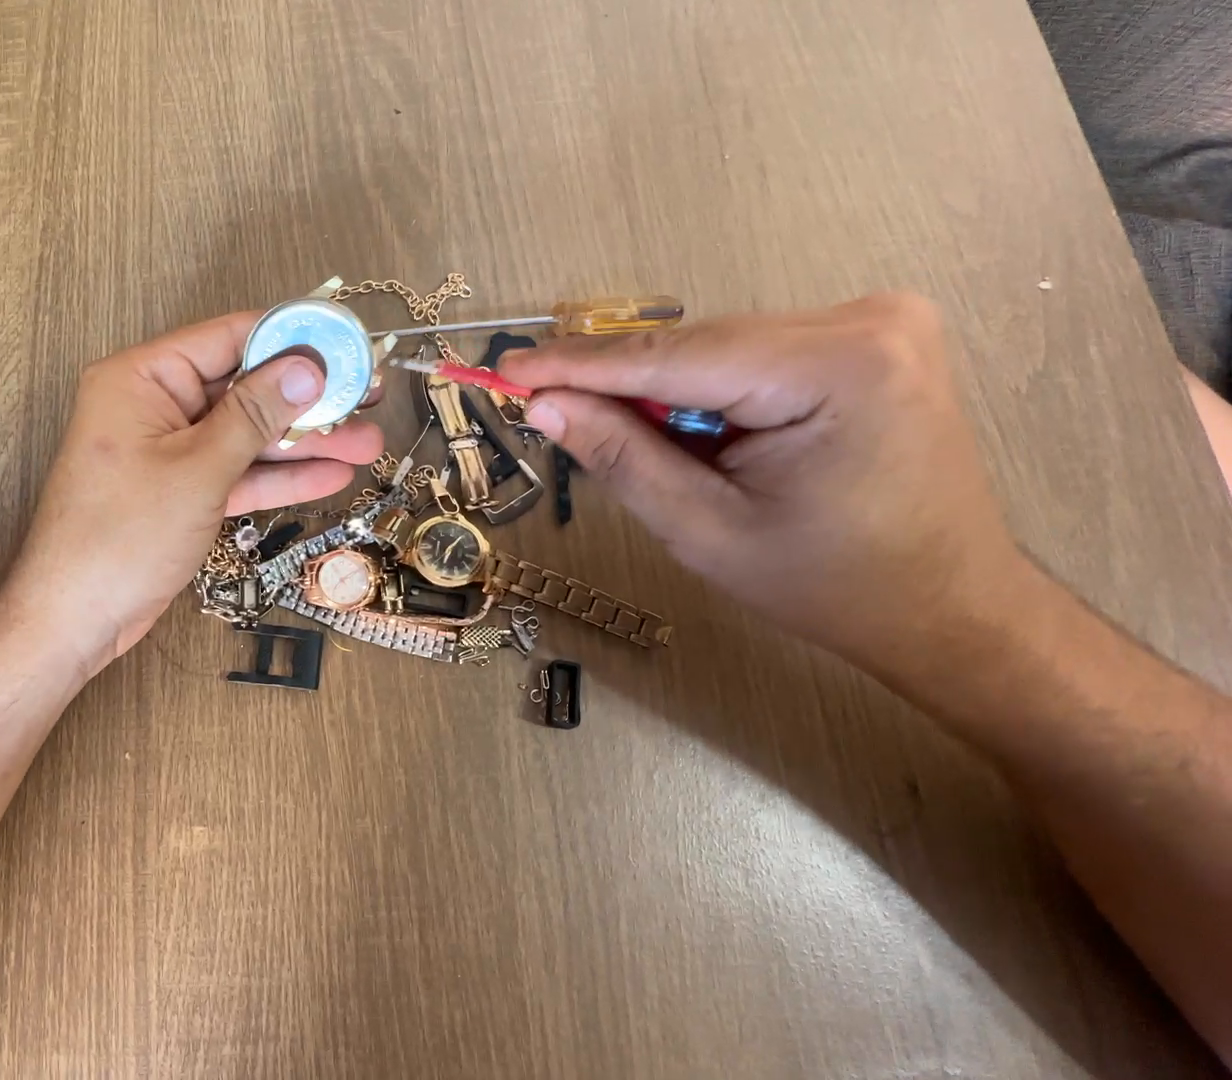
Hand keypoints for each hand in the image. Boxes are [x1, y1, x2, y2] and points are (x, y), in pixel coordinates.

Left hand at [6, 312, 382, 667]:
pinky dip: (277, 476)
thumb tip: (306, 367)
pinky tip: (328, 475)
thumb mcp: (198, 468)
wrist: (76, 618)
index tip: (346, 344)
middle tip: (366, 397)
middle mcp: (154, 405)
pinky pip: (235, 471)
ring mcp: (168, 450)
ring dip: (303, 442)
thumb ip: (255, 414)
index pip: (228, 338)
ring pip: (246, 434)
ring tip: (366, 442)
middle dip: (307, 399)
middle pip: (243, 387)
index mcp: (141, 378)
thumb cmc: (121, 537)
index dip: (291, 339)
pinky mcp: (181, 491)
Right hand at [501, 293, 1026, 668]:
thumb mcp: (702, 529)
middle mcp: (864, 319)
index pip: (669, 356)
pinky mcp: (869, 337)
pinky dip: (705, 392)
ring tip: (647, 453)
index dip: (576, 364)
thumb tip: (544, 404)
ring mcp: (875, 320)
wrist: (947, 605)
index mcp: (834, 366)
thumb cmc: (827, 584)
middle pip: (695, 345)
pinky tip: (697, 438)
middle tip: (544, 410)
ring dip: (663, 394)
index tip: (506, 369)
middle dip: (619, 385)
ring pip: (717, 348)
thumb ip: (619, 456)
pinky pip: (750, 355)